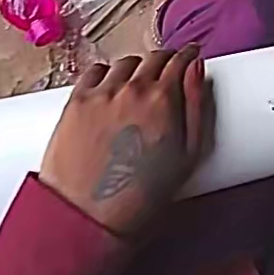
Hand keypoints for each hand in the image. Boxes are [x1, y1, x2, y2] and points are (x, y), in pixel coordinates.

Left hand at [38, 47, 213, 235]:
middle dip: (165, 61)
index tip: (189, 57)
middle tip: (167, 73)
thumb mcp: (188, 156)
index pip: (180, 60)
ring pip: (125, 63)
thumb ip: (197, 107)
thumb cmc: (139, 196)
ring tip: (137, 86)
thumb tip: (196, 70)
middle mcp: (132, 89)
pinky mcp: (76, 101)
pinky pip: (95, 71)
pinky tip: (110, 88)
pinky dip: (106, 74)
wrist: (86, 218)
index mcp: (163, 100)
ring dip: (136, 69)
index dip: (188, 56)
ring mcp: (101, 93)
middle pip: (154, 57)